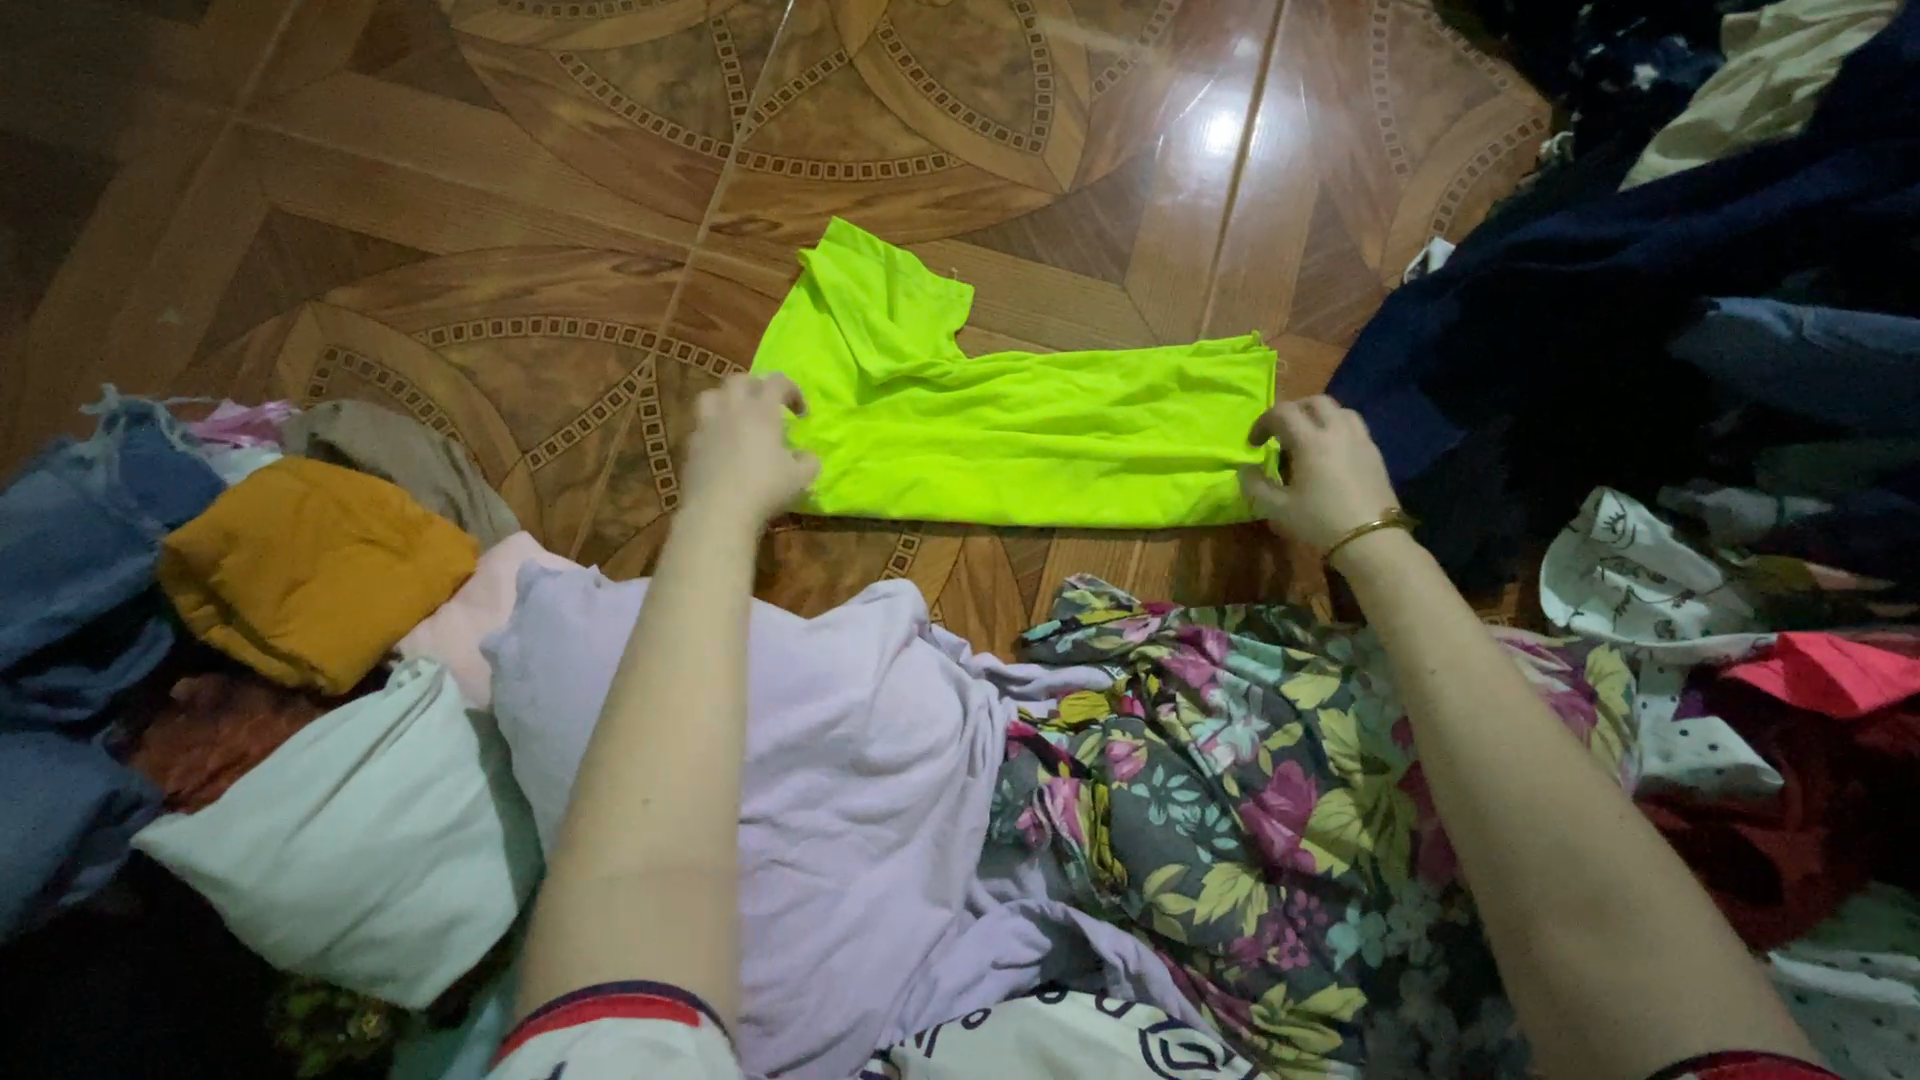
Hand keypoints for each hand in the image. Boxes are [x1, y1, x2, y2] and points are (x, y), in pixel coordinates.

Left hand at [682, 373, 819, 527]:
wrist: (718, 511)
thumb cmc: (765, 488)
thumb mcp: (801, 478)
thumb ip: (809, 462)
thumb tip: (807, 457)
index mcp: (761, 411)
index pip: (777, 381)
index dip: (792, 391)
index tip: (801, 414)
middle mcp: (731, 410)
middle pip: (739, 379)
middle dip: (756, 386)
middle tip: (767, 406)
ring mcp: (706, 426)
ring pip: (711, 395)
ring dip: (726, 400)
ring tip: (736, 418)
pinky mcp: (691, 446)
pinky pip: (700, 426)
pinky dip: (713, 429)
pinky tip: (722, 448)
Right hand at [1239, 395, 1399, 553]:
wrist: (1370, 539)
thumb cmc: (1319, 522)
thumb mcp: (1276, 508)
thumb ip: (1254, 485)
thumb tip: (1246, 469)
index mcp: (1311, 441)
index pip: (1282, 412)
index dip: (1262, 423)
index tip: (1254, 445)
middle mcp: (1337, 431)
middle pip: (1314, 402)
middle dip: (1292, 412)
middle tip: (1279, 434)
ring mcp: (1360, 439)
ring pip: (1338, 410)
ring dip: (1317, 417)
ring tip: (1307, 439)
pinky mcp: (1374, 452)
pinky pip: (1353, 426)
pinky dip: (1336, 429)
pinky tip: (1330, 453)